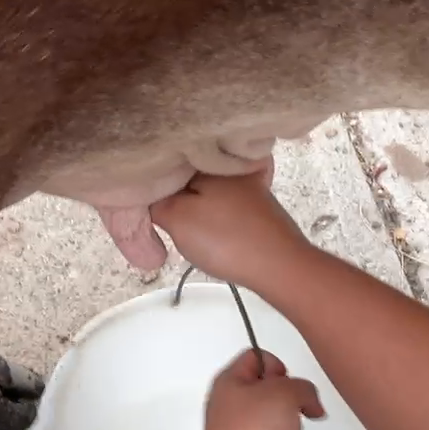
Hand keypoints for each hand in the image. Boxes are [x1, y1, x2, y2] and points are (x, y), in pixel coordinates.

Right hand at [150, 166, 311, 290]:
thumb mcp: (176, 219)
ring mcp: (251, 186)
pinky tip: (214, 228)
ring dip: (197, 203)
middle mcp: (232, 167)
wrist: (280, 267)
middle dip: (176, 191)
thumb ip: (154, 202)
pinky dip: (217, 211)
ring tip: (190, 226)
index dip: (154, 181)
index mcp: (209, 162)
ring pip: (210, 188)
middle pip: (190, 174)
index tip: (149, 202)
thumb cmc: (225, 240)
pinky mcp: (261, 207)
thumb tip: (149, 192)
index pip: (169, 163)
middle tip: (168, 216)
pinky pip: (228, 201)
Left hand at [193, 350, 325, 429]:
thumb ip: (303, 387)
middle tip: (295, 410)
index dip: (278, 366)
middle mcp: (232, 402)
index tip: (289, 383)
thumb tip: (309, 401)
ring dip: (291, 427)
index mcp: (231, 380)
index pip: (257, 357)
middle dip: (290, 400)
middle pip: (270, 389)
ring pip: (277, 417)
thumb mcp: (284, 394)